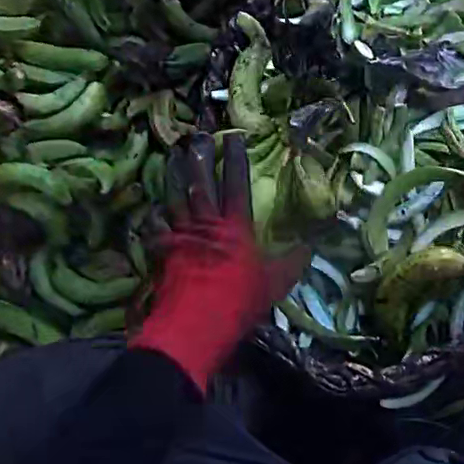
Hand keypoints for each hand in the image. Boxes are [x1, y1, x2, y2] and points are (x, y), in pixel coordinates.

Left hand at [130, 133, 305, 390]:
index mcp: (235, 227)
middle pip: (201, 182)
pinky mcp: (162, 251)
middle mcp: (206, 223)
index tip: (233, 137)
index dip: (235, 159)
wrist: (195, 326)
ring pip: (175, 197)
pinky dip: (154, 215)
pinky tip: (154, 208)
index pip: (236, 183)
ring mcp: (181, 235)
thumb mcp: (274, 284)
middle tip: (196, 136)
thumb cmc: (239, 303)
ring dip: (173, 175)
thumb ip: (291, 263)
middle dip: (199, 157)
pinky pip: (155, 226)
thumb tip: (310, 247)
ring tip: (172, 156)